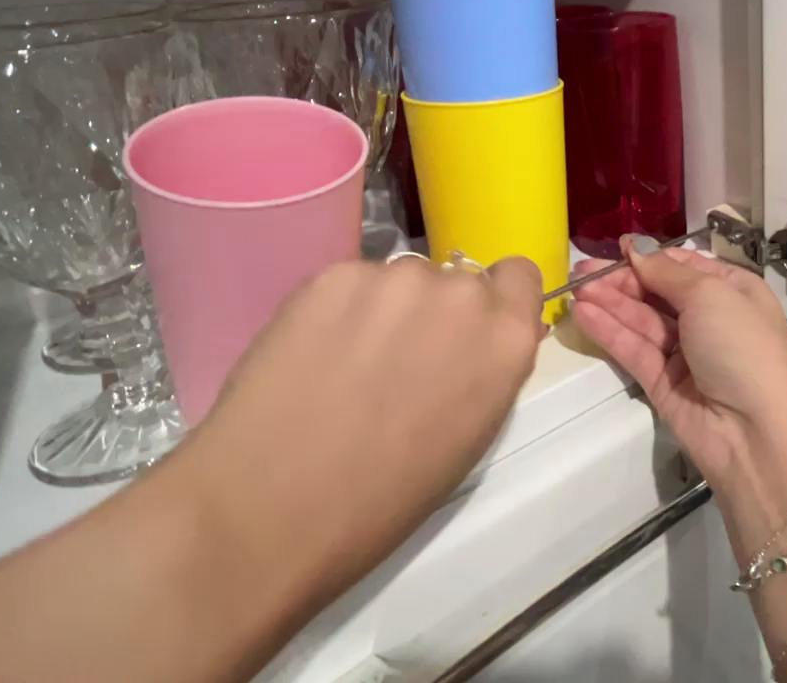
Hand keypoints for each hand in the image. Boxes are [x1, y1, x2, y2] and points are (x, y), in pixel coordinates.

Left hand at [167, 254, 545, 606]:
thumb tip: (480, 342)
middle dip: (437, 311)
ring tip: (346, 364)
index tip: (467, 333)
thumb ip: (488, 369)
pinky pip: (351, 283)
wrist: (266, 511)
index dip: (496, 300)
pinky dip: (338, 311)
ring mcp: (394, 278)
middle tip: (398, 361)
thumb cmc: (384, 500)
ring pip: (402, 279)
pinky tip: (311, 357)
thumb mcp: (471, 435)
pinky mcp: (332, 275)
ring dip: (386, 309)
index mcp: (506, 337)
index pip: (520, 275)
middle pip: (458, 279)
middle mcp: (460, 293)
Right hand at [570, 241, 786, 481]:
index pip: (684, 266)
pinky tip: (583, 313)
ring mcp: (685, 352)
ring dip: (609, 302)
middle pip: (658, 291)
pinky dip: (609, 330)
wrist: (755, 432)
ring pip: (641, 319)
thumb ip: (667, 273)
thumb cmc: (742, 346)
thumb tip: (636, 249)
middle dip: (622, 279)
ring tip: (573, 288)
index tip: (615, 248)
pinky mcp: (662, 382)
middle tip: (581, 270)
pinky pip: (633, 348)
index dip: (649, 257)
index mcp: (733, 290)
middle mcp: (710, 317)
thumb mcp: (711, 295)